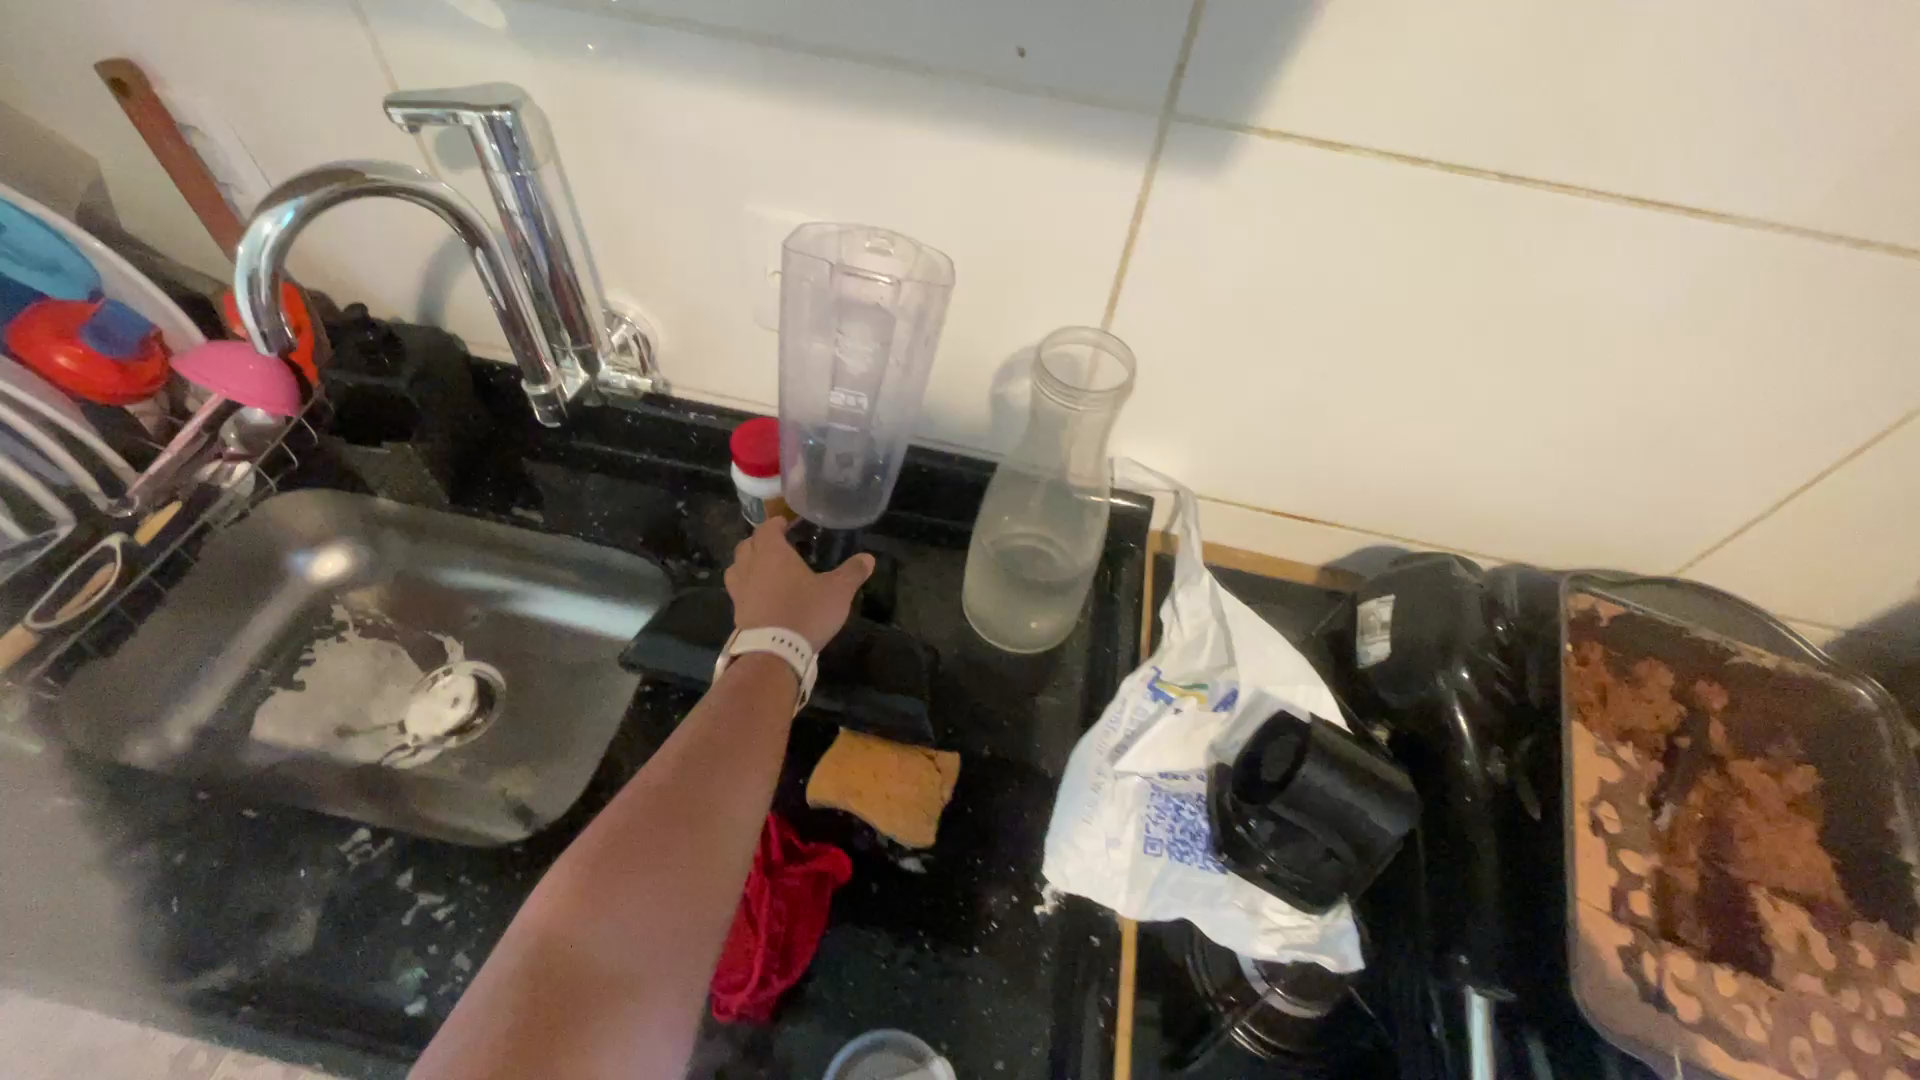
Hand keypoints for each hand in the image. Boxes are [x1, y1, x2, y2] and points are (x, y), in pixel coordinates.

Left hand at [724, 518, 874, 650]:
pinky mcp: (737, 614)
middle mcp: (750, 567)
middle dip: (759, 541)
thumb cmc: (806, 612)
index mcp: (772, 553)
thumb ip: (852, 572)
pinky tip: (760, 596)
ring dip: (746, 563)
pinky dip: (746, 588)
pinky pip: (738, 592)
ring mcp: (739, 591)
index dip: (775, 523)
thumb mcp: (838, 591)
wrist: (774, 652)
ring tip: (761, 568)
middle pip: (747, 545)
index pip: (767, 528)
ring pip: (736, 568)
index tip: (784, 523)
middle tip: (775, 544)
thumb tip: (868, 558)